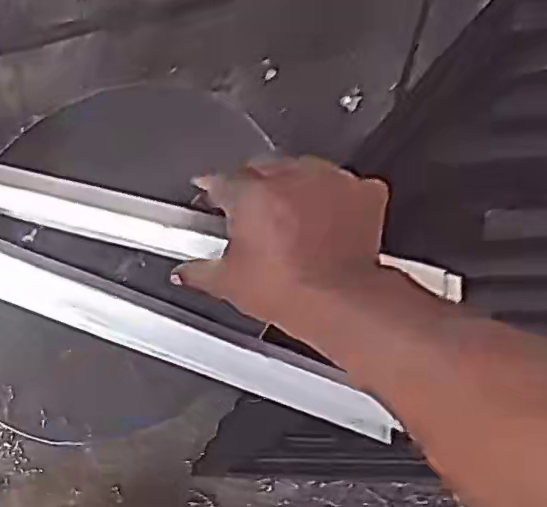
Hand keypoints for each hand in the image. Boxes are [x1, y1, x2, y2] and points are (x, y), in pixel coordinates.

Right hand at [174, 157, 393, 335]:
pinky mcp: (362, 192)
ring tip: (282, 217)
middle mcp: (293, 178)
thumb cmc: (285, 289)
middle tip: (242, 208)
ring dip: (289, 186)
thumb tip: (184, 272)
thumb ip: (198, 271)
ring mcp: (331, 181)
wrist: (336, 300)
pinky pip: (339, 185)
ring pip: (303, 170)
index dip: (209, 187)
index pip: (222, 180)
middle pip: (263, 167)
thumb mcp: (227, 284)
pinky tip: (319, 221)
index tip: (206, 191)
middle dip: (249, 183)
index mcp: (253, 196)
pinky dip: (327, 198)